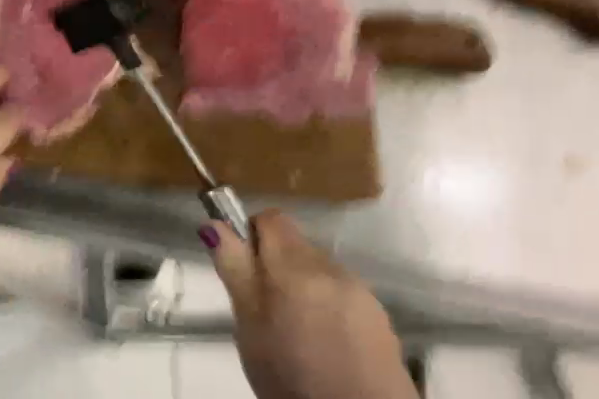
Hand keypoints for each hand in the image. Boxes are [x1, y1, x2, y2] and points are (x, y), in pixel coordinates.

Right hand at [207, 211, 417, 398]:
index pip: (271, 219)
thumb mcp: (249, 326)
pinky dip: (327, 310)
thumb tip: (214, 224)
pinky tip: (325, 347)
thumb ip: (234, 270)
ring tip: (295, 333)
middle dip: (275, 267)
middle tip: (263, 310)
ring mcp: (364, 297)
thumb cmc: (293, 379)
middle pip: (296, 247)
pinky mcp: (384, 325)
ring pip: (319, 273)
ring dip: (302, 289)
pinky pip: (343, 298)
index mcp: (297, 266)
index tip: (242, 269)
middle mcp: (334, 271)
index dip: (251, 234)